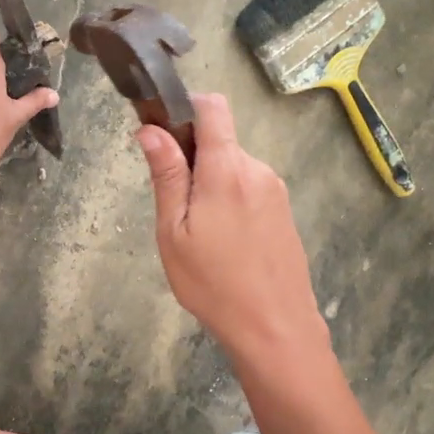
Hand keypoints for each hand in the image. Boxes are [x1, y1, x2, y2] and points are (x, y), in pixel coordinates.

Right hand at [138, 93, 327, 361]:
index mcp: (227, 170)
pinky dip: (227, 200)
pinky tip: (222, 242)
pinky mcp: (283, 210)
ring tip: (197, 233)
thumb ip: (166, 176)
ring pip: (232, 167)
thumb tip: (150, 130)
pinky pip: (248, 188)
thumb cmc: (212, 282)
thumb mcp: (173, 232)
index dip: (186, 106)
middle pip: (219, 141)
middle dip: (191, 160)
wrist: (274, 327)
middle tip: (173, 208)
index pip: (213, 107)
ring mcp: (275, 190)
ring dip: (209, 184)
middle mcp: (257, 169)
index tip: (162, 132)